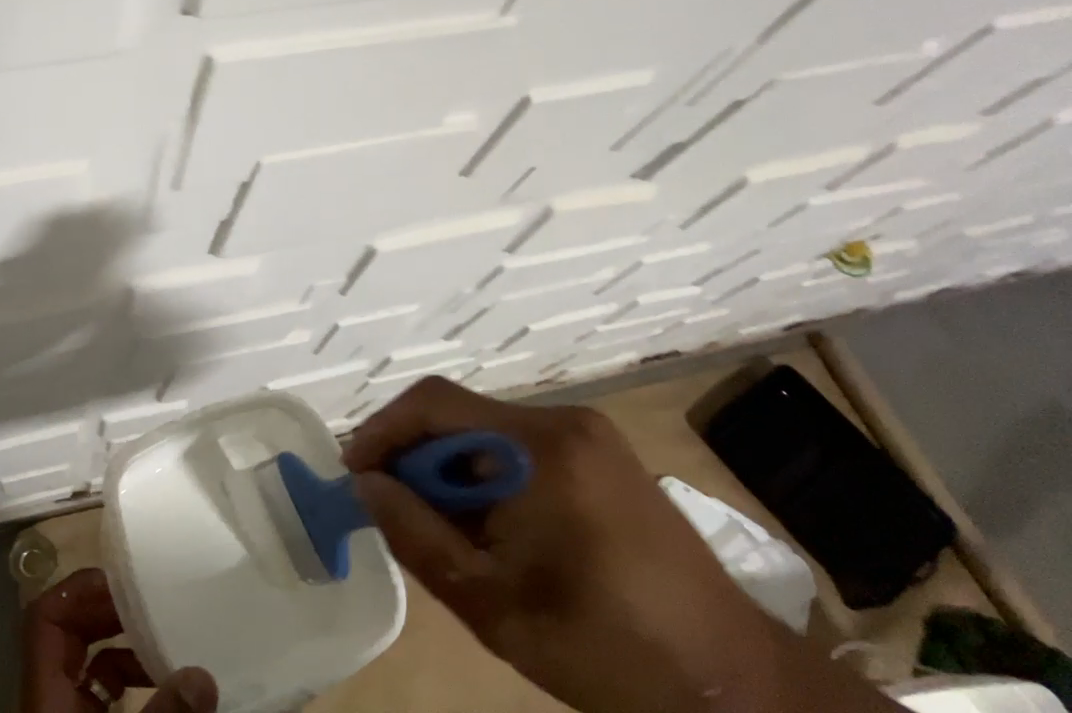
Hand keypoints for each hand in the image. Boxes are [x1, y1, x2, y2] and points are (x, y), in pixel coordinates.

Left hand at [20, 568, 217, 712]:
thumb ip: (161, 712)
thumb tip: (203, 676)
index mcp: (43, 690)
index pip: (45, 617)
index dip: (78, 591)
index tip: (122, 580)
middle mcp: (48, 695)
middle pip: (70, 631)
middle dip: (112, 612)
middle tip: (154, 601)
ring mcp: (65, 712)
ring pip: (90, 662)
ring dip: (128, 646)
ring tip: (170, 641)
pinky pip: (103, 691)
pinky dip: (132, 679)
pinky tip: (166, 683)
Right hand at [344, 378, 896, 712]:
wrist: (732, 683)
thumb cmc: (604, 645)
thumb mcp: (488, 599)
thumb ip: (415, 534)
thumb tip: (364, 485)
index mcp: (539, 446)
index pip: (433, 404)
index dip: (381, 432)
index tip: (354, 479)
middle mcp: (565, 422)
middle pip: (459, 417)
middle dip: (415, 461)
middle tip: (393, 515)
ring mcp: (591, 439)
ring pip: (486, 436)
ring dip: (450, 475)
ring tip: (440, 534)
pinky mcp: (604, 460)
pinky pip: (520, 451)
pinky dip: (486, 481)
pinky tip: (488, 532)